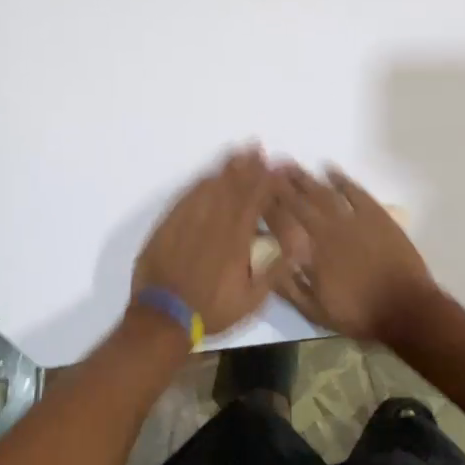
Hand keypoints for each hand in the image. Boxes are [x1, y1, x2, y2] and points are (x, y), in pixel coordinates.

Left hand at [131, 148, 277, 335]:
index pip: (255, 202)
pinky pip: (186, 197)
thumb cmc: (212, 310)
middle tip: (256, 147)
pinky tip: (206, 177)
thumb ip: (275, 269)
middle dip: (247, 167)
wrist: (163, 317)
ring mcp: (188, 222)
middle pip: (232, 188)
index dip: (266, 182)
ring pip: (210, 188)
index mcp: (236, 239)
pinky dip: (199, 184)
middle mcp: (213, 223)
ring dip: (225, 169)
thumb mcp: (252, 299)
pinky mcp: (168, 225)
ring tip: (237, 153)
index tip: (277, 166)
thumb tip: (301, 245)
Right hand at [265, 165, 440, 342]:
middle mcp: (328, 229)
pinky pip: (355, 192)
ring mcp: (354, 220)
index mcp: (311, 252)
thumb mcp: (316, 311)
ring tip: (290, 165)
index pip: (283, 222)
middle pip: (301, 201)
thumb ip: (289, 288)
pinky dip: (341, 179)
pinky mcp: (377, 216)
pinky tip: (330, 169)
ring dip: (306, 178)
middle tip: (268, 168)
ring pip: (325, 193)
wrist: (405, 309)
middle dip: (282, 184)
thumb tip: (267, 267)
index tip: (255, 190)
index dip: (268, 204)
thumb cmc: (359, 314)